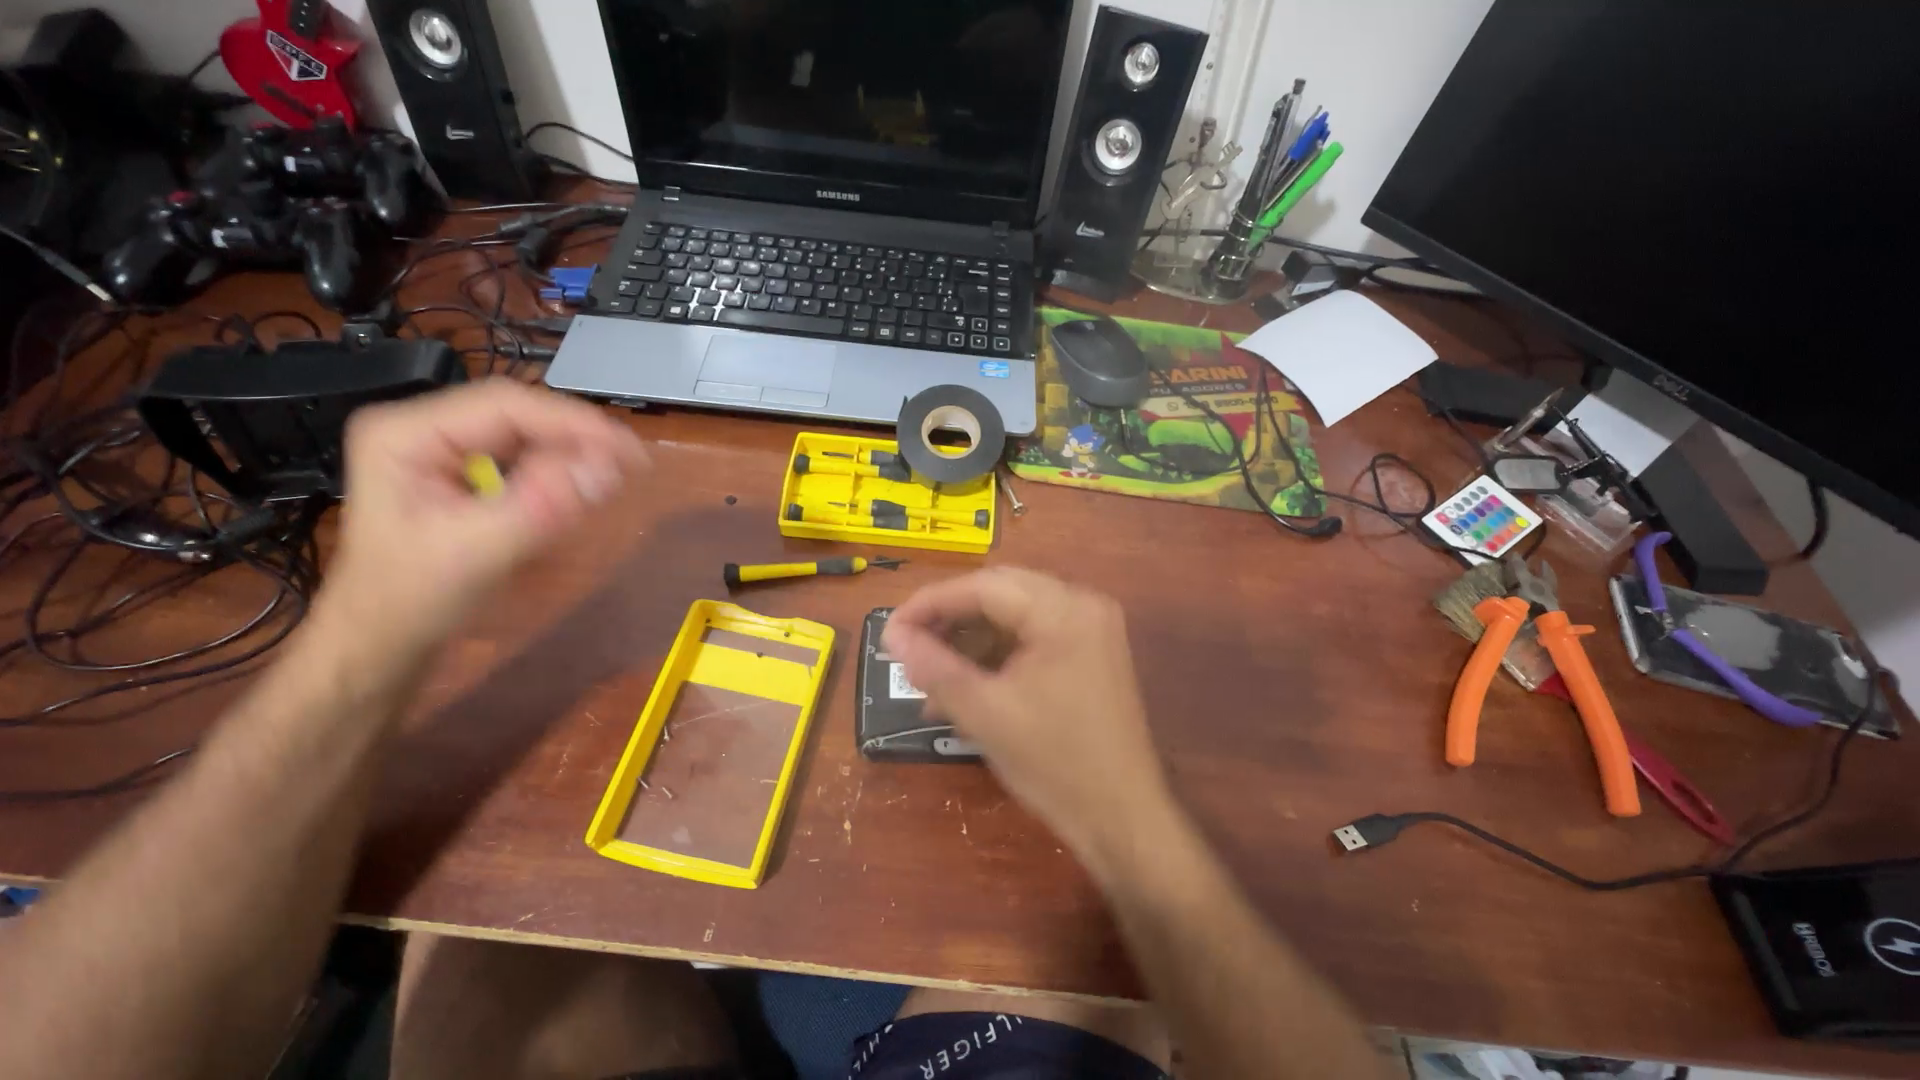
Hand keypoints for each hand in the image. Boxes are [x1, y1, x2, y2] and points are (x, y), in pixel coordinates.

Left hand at [318, 379, 647, 657]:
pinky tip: (581, 489)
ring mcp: (439, 453)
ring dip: (570, 453)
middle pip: (516, 416)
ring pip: (523, 436)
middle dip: (575, 438)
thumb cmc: (409, 604)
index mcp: (405, 433)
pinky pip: (519, 461)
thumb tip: (607, 469)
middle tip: (631, 464)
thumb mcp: (475, 553)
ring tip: (614, 475)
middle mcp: (422, 430)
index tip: (628, 451)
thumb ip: (540, 507)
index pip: (505, 406)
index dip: (572, 423)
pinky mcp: (459, 478)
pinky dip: (556, 473)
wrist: (378, 649)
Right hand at [884, 567, 1169, 863]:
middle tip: (906, 650)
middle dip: (948, 622)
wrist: (1123, 817)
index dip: (929, 605)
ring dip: (970, 644)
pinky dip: (996, 658)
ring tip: (930, 682)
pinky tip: (965, 690)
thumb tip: (892, 637)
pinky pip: (1032, 639)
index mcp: (1063, 610)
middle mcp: (1082, 605)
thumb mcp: (985, 714)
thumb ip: (934, 667)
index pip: (983, 587)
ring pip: (1013, 617)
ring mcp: (1090, 630)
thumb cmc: (1055, 763)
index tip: (889, 633)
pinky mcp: (1090, 655)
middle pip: (999, 595)